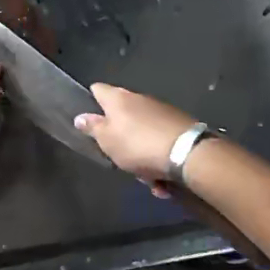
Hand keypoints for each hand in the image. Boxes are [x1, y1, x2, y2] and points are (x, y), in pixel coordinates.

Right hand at [74, 84, 199, 186]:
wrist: (189, 154)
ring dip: (142, 152)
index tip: (89, 117)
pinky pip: (161, 141)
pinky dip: (159, 158)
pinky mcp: (181, 125)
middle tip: (118, 155)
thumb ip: (92, 128)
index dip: (91, 100)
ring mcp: (162, 111)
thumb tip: (80, 117)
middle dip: (120, 134)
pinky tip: (163, 180)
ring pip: (143, 132)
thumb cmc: (137, 144)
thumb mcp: (107, 141)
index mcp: (117, 98)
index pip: (97, 89)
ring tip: (146, 177)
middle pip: (122, 114)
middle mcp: (139, 98)